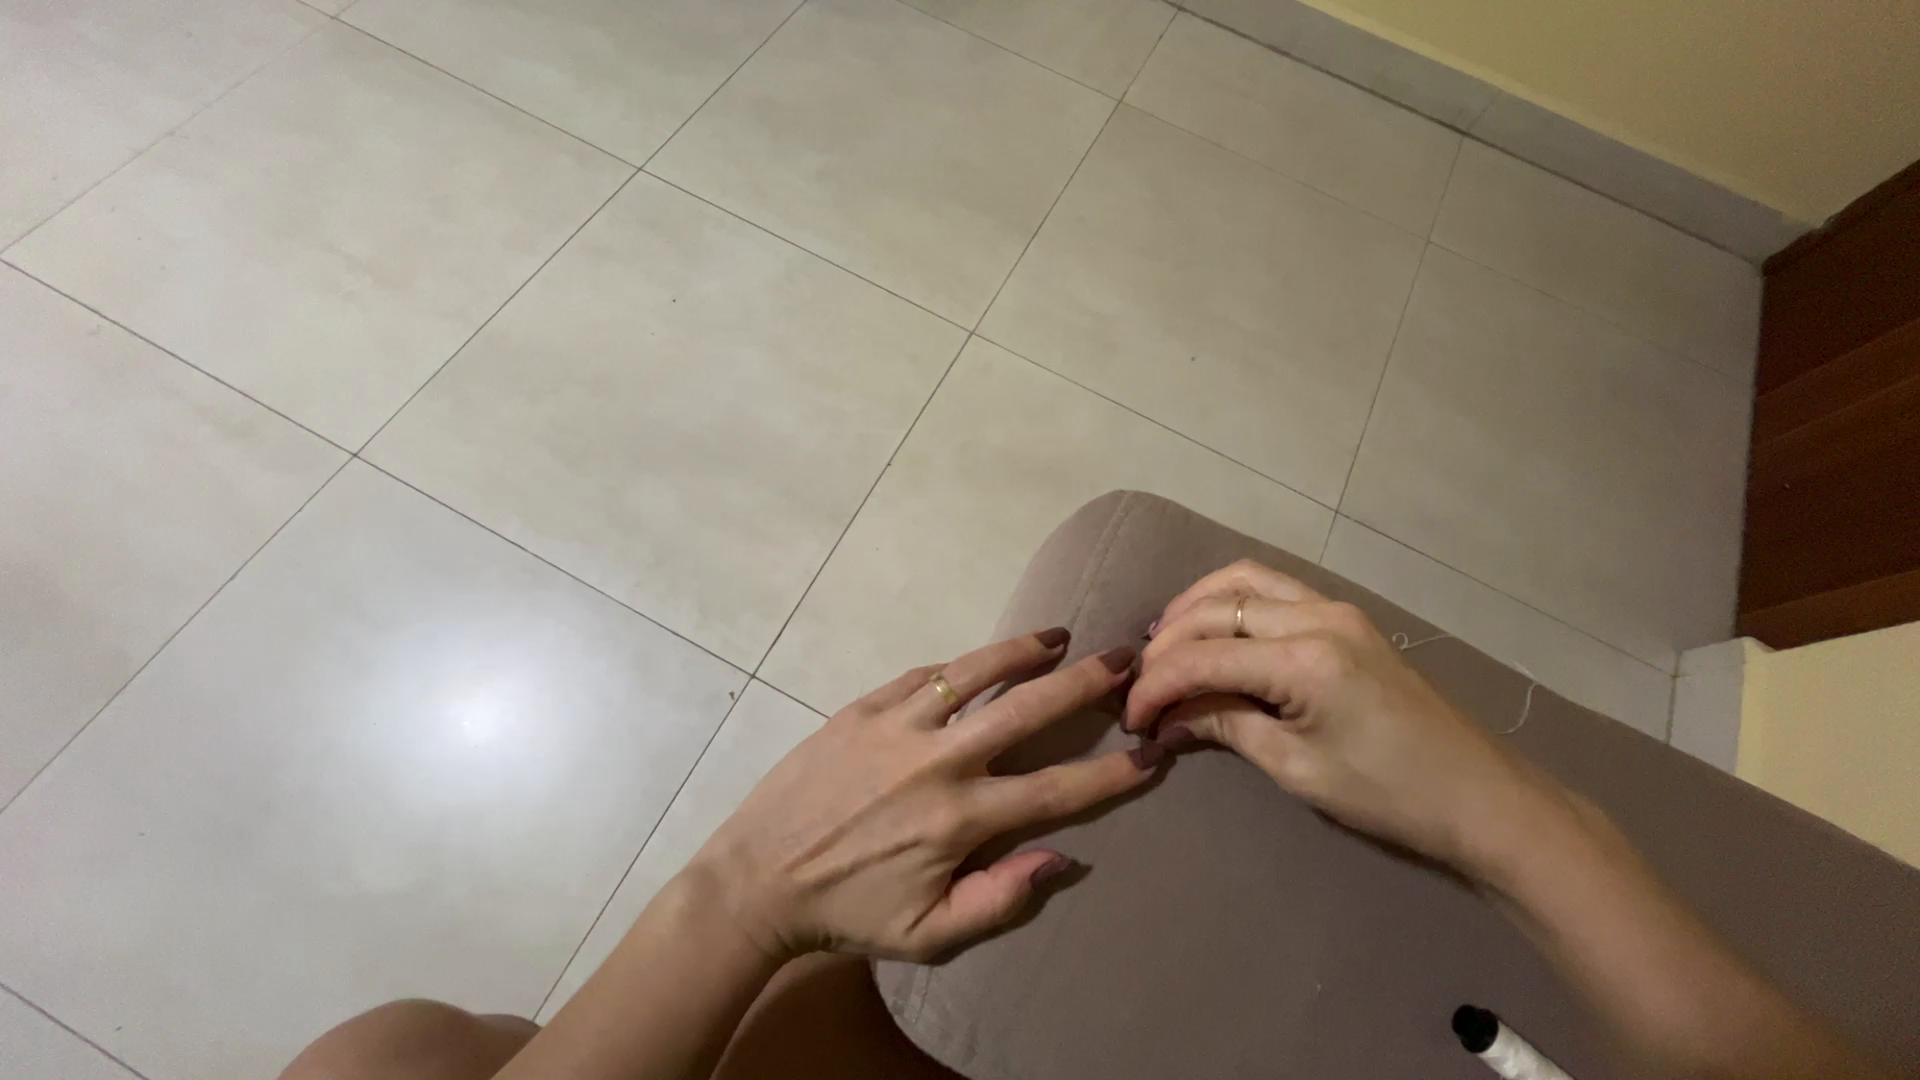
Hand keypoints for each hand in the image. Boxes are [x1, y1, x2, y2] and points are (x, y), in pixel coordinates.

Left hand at [689, 631, 1149, 962]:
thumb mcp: (929, 933)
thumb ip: (1000, 900)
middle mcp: (938, 761)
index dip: (1112, 772)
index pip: (1057, 790)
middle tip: (1123, 658)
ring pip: (975, 673)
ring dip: (1023, 650)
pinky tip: (980, 661)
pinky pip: (923, 675)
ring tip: (1060, 637)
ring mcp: (898, 726)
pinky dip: (959, 666)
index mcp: (961, 819)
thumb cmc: (850, 912)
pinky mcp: (863, 708)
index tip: (1153, 750)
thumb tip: (1064, 858)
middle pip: (1028, 710)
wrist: (758, 877)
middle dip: (1085, 683)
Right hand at [1124, 560, 1545, 870]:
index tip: (1132, 719)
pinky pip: (1272, 586)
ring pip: (1241, 580)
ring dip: (1193, 607)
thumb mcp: (1295, 768)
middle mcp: (1317, 617)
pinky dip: (1229, 600)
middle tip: (1141, 688)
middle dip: (1166, 648)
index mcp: (1306, 660)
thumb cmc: (1390, 796)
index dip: (1156, 686)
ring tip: (1164, 644)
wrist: (1484, 798)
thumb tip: (1168, 718)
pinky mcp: (1345, 616)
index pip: (1202, 657)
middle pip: (1214, 610)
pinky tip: (1212, 628)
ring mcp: (1335, 609)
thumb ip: (1225, 726)